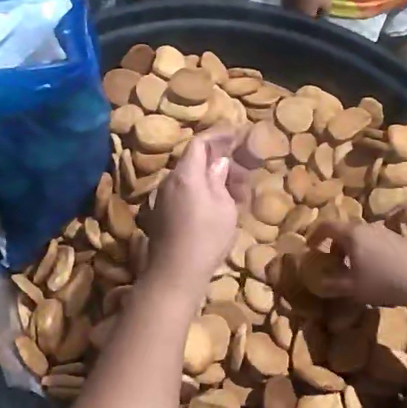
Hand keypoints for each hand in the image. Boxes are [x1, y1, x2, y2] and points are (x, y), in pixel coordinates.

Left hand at [144, 132, 246, 286]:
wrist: (175, 272)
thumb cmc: (206, 238)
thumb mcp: (224, 206)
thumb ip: (220, 179)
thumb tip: (219, 162)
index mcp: (185, 175)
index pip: (199, 143)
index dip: (219, 136)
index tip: (238, 135)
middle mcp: (169, 181)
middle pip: (194, 160)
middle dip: (220, 160)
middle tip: (244, 173)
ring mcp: (163, 198)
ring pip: (190, 178)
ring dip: (212, 178)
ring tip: (237, 194)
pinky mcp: (162, 213)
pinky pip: (184, 193)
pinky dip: (202, 191)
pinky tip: (219, 206)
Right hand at [310, 220, 406, 306]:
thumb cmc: (384, 281)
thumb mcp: (351, 287)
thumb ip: (329, 283)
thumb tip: (316, 281)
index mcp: (352, 234)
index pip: (326, 226)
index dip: (314, 236)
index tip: (311, 248)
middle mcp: (368, 227)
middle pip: (345, 231)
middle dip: (335, 245)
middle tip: (334, 262)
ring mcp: (388, 232)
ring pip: (363, 236)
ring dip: (354, 249)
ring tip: (356, 268)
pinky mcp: (404, 240)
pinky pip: (379, 242)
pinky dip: (370, 251)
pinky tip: (379, 270)